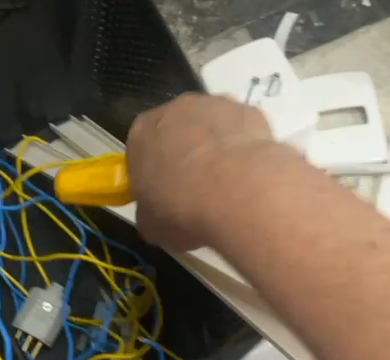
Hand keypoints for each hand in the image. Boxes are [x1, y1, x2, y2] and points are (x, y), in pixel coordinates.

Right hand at [126, 93, 293, 249]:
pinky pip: (239, 132)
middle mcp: (176, 108)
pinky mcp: (250, 110)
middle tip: (191, 191)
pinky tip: (245, 177)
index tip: (158, 194)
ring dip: (212, 150)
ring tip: (222, 186)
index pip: (140, 149)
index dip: (149, 173)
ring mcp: (216, 104)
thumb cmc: (180, 210)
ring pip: (209, 127)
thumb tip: (158, 212)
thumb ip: (149, 210)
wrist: (236, 194)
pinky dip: (240, 150)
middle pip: (175, 131)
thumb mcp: (150, 225)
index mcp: (142, 133)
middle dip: (181, 155)